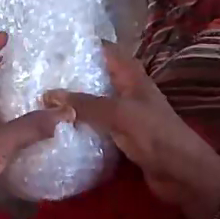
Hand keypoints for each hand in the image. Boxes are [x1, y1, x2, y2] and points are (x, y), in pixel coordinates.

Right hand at [43, 41, 219, 213]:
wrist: (182, 174)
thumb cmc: (155, 135)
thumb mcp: (119, 114)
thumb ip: (85, 104)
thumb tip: (48, 95)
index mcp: (131, 76)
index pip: (104, 50)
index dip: (81, 45)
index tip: (51, 46)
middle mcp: (127, 91)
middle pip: (95, 76)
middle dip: (70, 75)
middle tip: (37, 75)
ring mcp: (124, 115)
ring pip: (93, 102)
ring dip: (72, 103)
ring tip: (39, 100)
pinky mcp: (121, 137)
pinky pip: (95, 126)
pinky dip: (79, 126)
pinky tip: (57, 128)